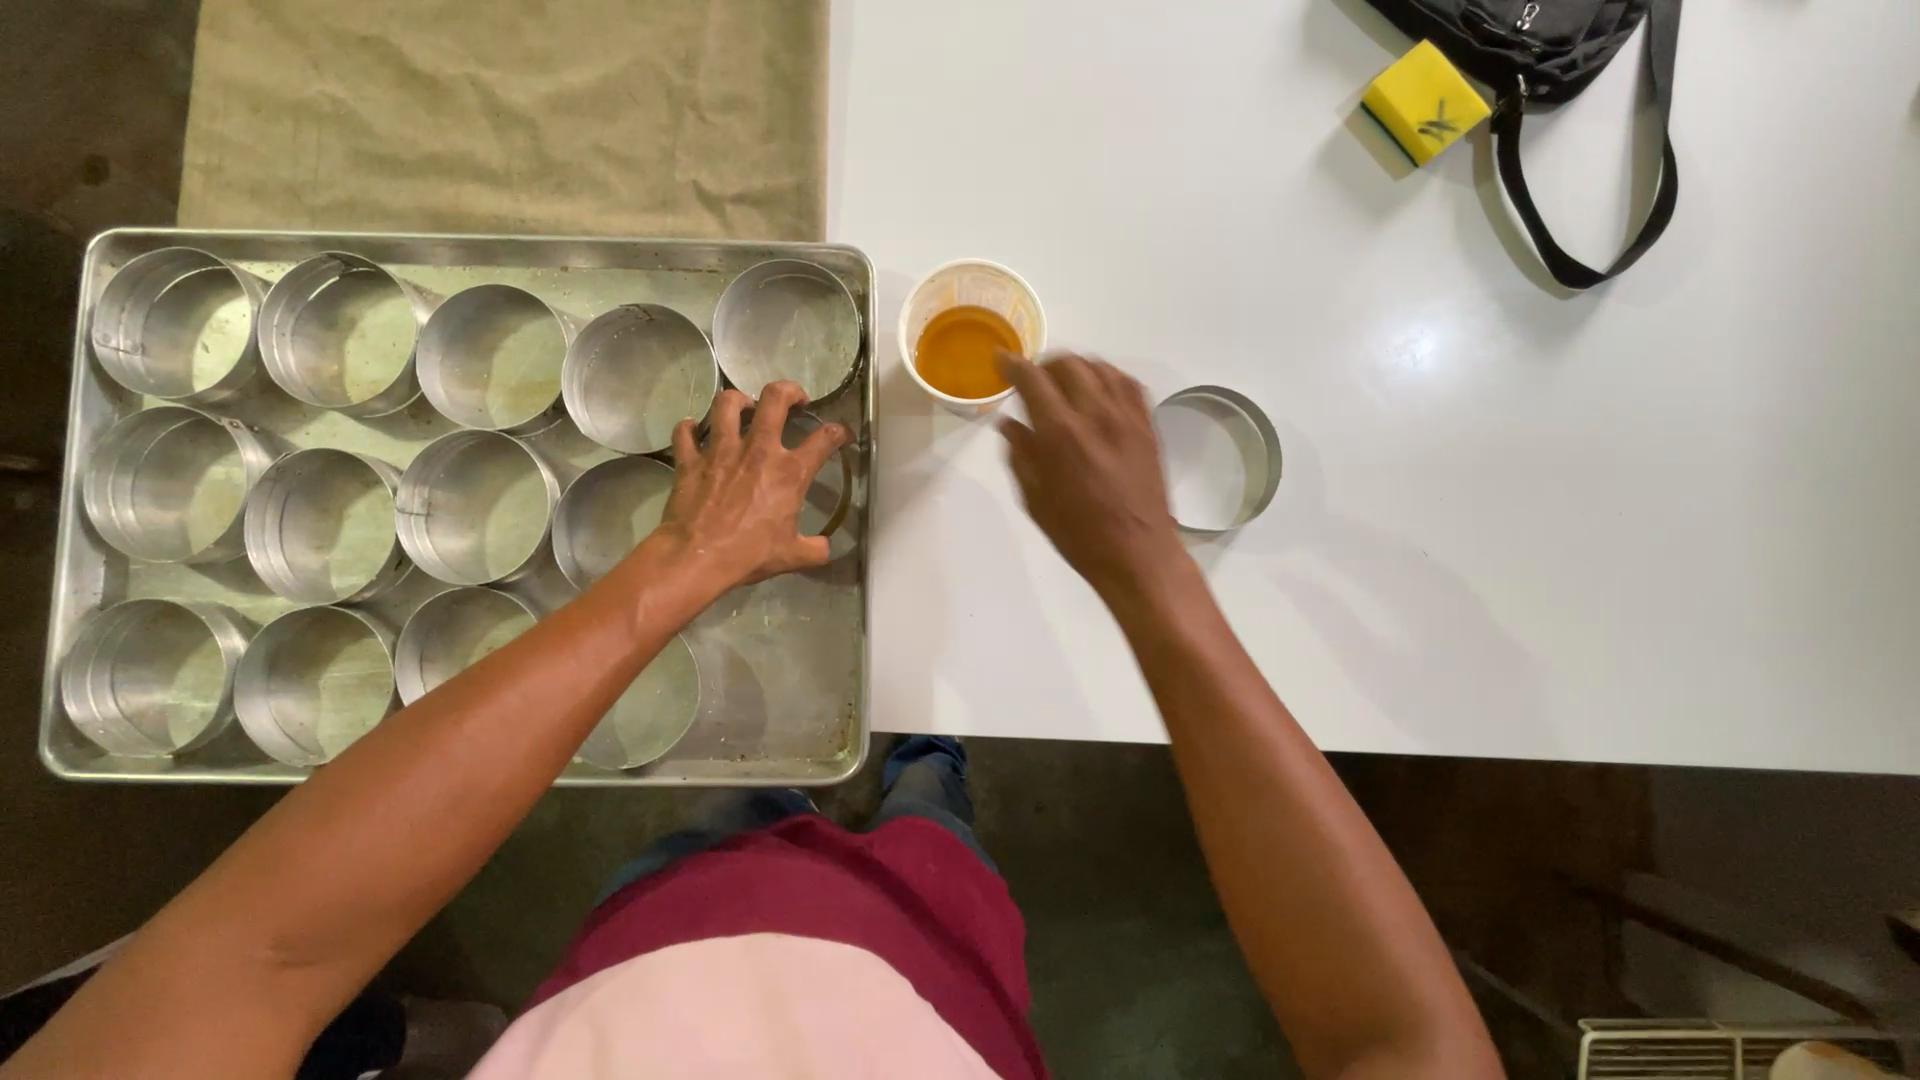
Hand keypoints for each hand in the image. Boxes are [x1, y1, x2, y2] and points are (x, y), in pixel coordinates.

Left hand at [656, 381, 849, 589]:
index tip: (842, 434)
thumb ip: (814, 549)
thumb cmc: (749, 555)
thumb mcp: (792, 556)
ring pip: (727, 403)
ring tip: (743, 407)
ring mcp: (720, 451)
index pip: (825, 439)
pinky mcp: (690, 460)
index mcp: (790, 472)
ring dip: (737, 400)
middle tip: (792, 400)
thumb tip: (825, 548)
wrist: (697, 557)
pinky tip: (694, 431)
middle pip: (775, 398)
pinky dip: (689, 428)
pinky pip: (685, 432)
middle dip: (788, 390)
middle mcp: (758, 450)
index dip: (839, 432)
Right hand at [997, 351, 1185, 598]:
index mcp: (1060, 433)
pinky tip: (1098, 390)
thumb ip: (1020, 454)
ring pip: (1099, 367)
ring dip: (1075, 367)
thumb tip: (1009, 423)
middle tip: (1032, 379)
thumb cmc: (1079, 534)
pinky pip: (1127, 383)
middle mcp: (1095, 414)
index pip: (1032, 379)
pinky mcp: (1147, 425)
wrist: (1137, 552)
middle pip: (1067, 364)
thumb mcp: (1035, 499)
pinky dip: (1107, 377)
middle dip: (1044, 365)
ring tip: (1063, 383)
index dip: (1012, 365)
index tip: (1000, 361)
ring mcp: (1126, 416)